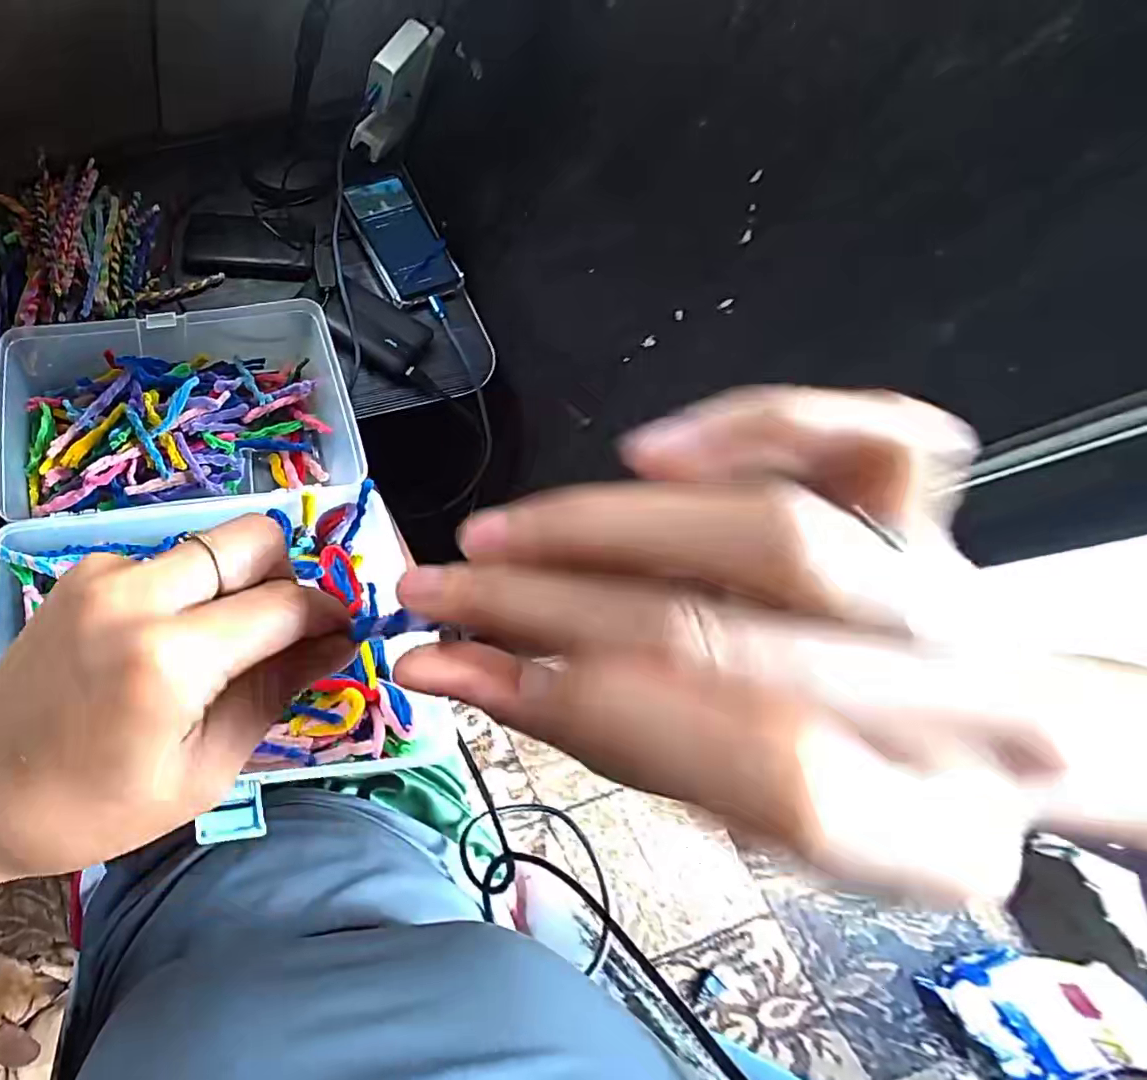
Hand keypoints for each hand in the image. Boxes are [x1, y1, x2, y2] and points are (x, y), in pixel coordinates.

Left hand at [0, 514, 352, 881]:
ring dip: (235, 583)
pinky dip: (188, 589)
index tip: (340, 634)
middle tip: (281, 632)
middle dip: (285, 576)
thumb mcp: (200, 771)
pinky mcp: (85, 568)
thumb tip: (335, 643)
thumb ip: (272, 693)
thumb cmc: (92, 806)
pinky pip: (166, 560)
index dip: (326, 614)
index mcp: (168, 658)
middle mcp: (136, 592)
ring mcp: (104, 571)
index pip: (282, 604)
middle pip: (251, 537)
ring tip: (220, 645)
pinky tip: (165, 639)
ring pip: (209, 545)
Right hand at [395, 387, 1145, 900]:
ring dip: (594, 527)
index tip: (463, 666)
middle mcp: (956, 701)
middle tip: (432, 591)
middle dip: (536, 606)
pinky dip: (761, 425)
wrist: (934, 724)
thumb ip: (557, 723)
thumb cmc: (787, 764)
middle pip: (718, 634)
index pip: (764, 764)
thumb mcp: (678, 784)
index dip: (594, 708)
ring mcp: (944, 590)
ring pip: (770, 533)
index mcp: (916, 822)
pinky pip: (881, 441)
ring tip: (487, 536)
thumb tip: (433, 666)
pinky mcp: (927, 511)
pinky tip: (648, 450)